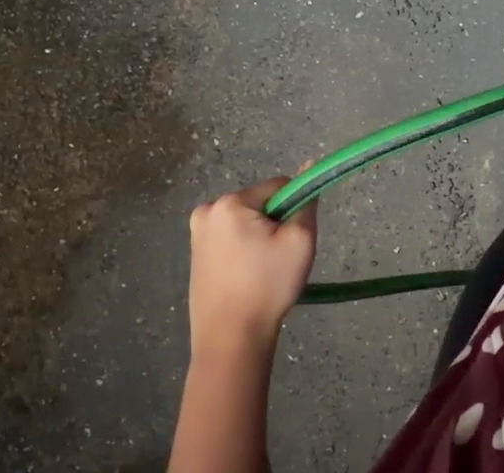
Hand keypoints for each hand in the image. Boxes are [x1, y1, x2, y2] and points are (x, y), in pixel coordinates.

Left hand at [186, 169, 318, 356]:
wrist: (230, 338)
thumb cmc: (267, 285)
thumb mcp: (300, 240)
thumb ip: (306, 201)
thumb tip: (309, 165)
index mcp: (229, 203)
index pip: (279, 187)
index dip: (294, 209)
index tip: (293, 238)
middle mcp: (206, 211)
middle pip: (260, 204)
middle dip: (275, 223)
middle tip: (280, 256)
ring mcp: (196, 235)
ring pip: (246, 222)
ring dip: (260, 237)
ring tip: (264, 269)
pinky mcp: (195, 256)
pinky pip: (232, 239)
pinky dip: (245, 250)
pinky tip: (248, 276)